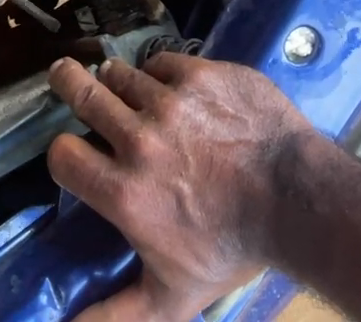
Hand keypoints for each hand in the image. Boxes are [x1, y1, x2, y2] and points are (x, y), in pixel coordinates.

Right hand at [45, 53, 332, 320]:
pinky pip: (162, 63)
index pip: (62, 157)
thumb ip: (117, 315)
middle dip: (66, 81)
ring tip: (119, 81)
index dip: (63, 154)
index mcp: (125, 192)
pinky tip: (169, 85)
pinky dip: (159, 74)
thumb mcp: (172, 296)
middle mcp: (139, 140)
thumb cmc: (234, 249)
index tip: (73, 153)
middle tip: (61, 71)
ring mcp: (170, 102)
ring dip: (116, 80)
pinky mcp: (200, 74)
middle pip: (83, 95)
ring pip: (121, 74)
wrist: (298, 199)